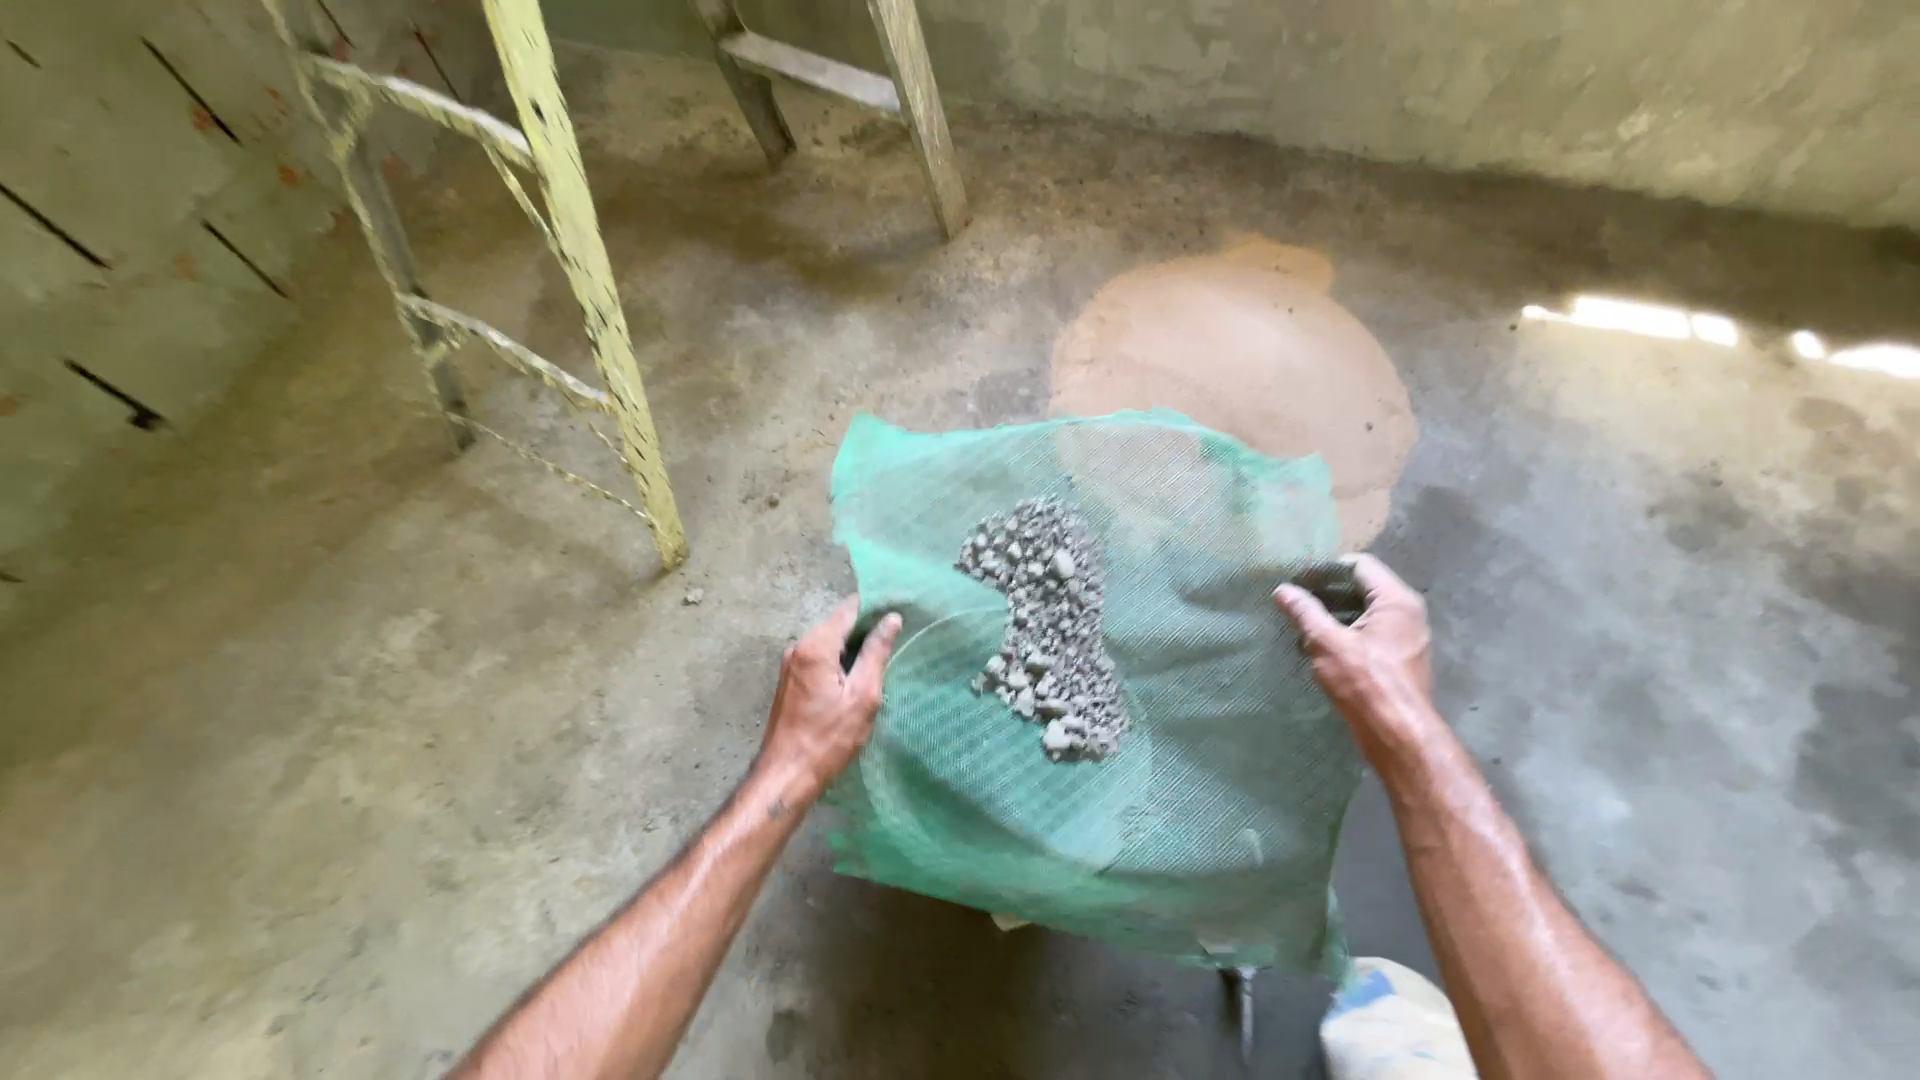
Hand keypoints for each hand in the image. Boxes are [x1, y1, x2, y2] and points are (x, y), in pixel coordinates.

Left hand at [759, 596, 901, 798]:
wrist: (787, 775)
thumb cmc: (829, 738)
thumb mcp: (863, 696)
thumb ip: (876, 653)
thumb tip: (891, 619)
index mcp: (816, 646)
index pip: (849, 609)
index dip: (875, 607)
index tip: (900, 611)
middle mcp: (799, 647)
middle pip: (838, 624)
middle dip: (866, 628)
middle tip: (897, 638)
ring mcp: (791, 664)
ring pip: (830, 642)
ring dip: (853, 647)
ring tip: (883, 657)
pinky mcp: (790, 680)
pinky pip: (820, 658)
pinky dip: (840, 661)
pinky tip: (858, 677)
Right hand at [1274, 554, 1438, 766]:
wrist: (1397, 732)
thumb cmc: (1364, 681)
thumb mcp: (1326, 642)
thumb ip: (1304, 611)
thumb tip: (1283, 590)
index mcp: (1396, 600)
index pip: (1359, 565)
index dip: (1326, 569)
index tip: (1298, 581)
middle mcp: (1408, 612)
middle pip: (1363, 587)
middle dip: (1328, 592)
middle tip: (1296, 601)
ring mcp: (1408, 636)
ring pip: (1366, 612)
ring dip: (1335, 614)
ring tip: (1303, 624)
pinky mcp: (1401, 658)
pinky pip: (1372, 632)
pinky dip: (1347, 632)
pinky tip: (1322, 646)